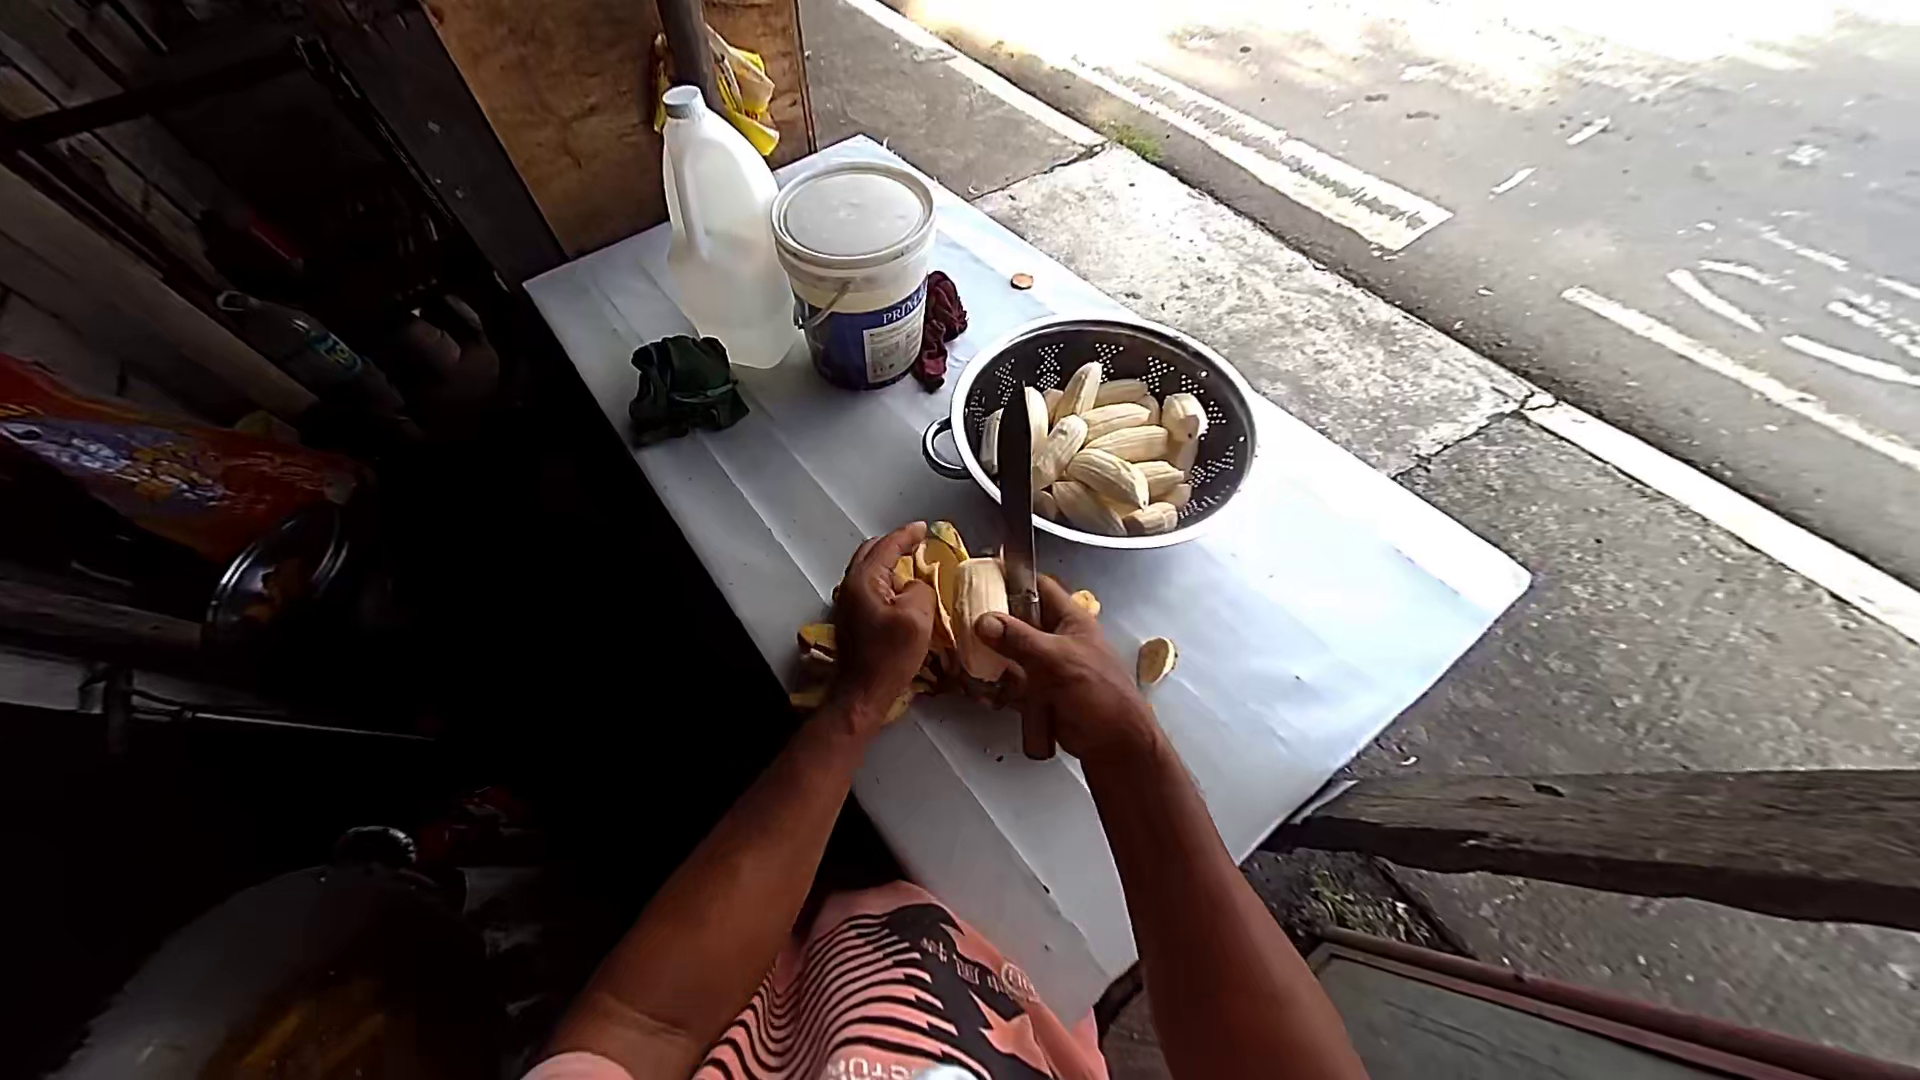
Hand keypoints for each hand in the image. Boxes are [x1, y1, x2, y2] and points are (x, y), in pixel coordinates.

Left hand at [829, 522, 936, 734]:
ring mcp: (849, 603)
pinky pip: (871, 586)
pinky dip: (887, 580)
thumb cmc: (889, 657)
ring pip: (870, 569)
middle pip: (872, 552)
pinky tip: (902, 590)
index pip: (887, 546)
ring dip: (890, 562)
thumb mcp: (918, 618)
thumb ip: (921, 589)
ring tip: (914, 563)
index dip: (908, 534)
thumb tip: (917, 585)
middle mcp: (851, 586)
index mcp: (865, 581)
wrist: (863, 693)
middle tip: (918, 543)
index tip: (923, 528)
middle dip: (896, 544)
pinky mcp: (853, 618)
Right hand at [975, 576, 1162, 766]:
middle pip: (1017, 620)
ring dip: (991, 656)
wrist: (1114, 744)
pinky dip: (996, 684)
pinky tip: (982, 686)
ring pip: (1009, 652)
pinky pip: (1010, 681)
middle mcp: (1055, 638)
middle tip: (964, 621)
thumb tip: (984, 621)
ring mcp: (1045, 665)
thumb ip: (1019, 639)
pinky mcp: (1038, 691)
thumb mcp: (1057, 659)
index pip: (1038, 586)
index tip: (982, 574)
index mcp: (1069, 619)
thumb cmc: (1099, 693)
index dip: (1013, 577)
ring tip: (968, 656)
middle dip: (992, 622)